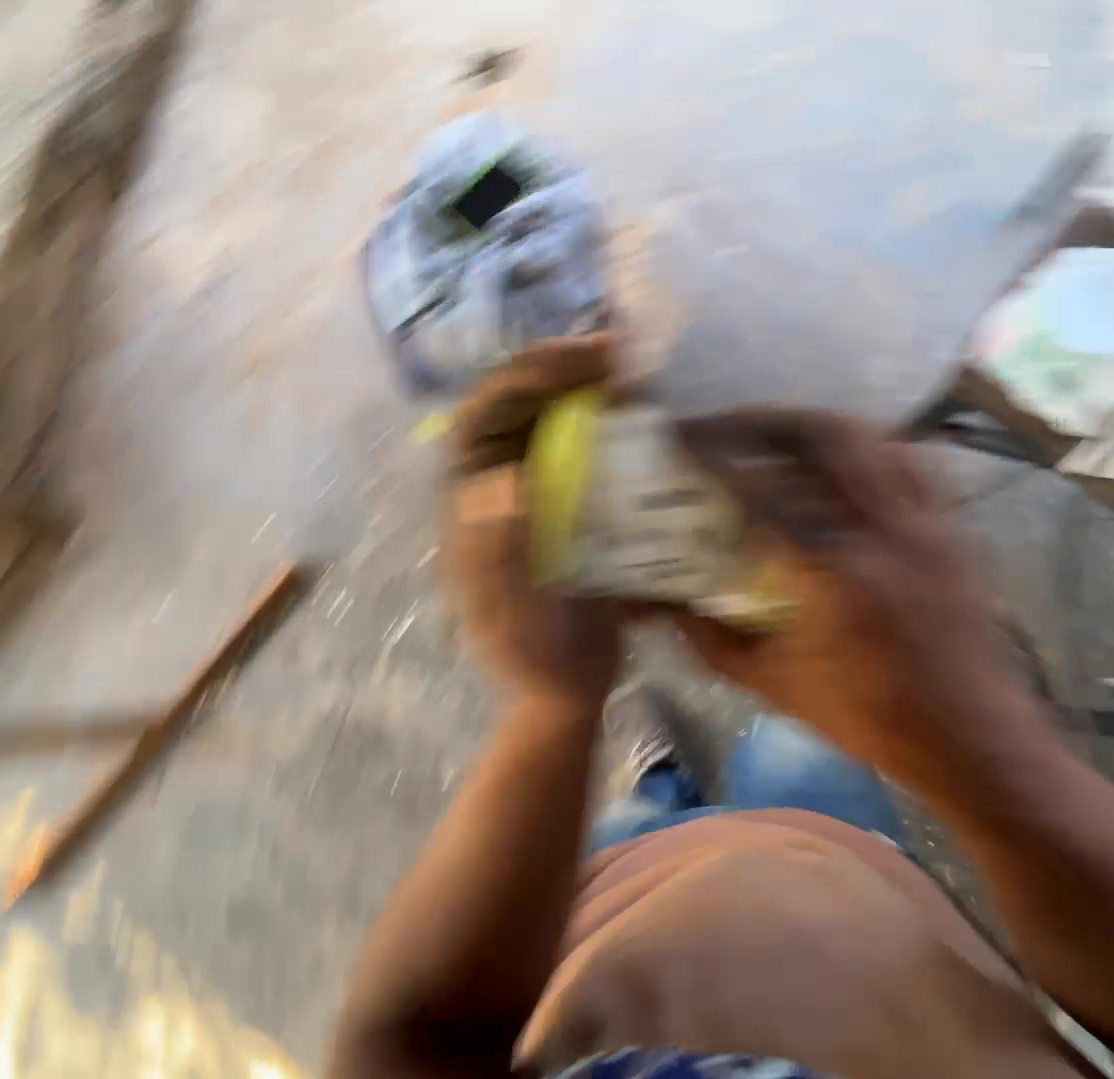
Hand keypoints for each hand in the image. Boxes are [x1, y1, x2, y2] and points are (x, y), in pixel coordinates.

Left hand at [445, 334, 622, 708]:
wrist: (564, 689)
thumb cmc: (533, 657)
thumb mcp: (510, 615)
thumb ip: (496, 555)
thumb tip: (503, 483)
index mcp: (470, 504)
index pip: (482, 418)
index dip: (524, 379)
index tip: (579, 363)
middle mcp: (497, 487)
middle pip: (517, 408)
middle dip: (561, 370)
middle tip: (619, 354)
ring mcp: (535, 495)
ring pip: (551, 421)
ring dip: (586, 388)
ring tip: (633, 370)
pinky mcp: (569, 508)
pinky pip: (585, 450)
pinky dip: (610, 423)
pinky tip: (643, 412)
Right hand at [670, 410, 1026, 774]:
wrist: (970, 737)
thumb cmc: (868, 718)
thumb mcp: (773, 686)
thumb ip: (710, 640)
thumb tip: (660, 604)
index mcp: (833, 573)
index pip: (762, 489)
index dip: (715, 455)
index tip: (683, 438)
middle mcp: (885, 530)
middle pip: (824, 437)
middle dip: (767, 420)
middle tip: (728, 424)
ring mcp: (928, 523)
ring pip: (873, 438)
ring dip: (817, 426)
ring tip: (780, 434)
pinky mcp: (954, 528)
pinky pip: (911, 460)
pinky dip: (869, 447)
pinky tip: (845, 462)